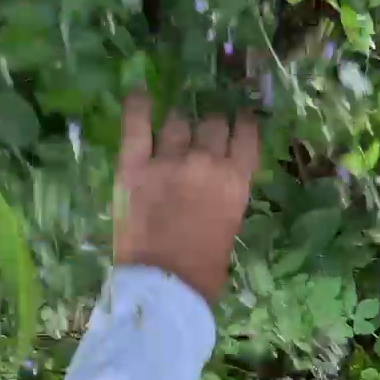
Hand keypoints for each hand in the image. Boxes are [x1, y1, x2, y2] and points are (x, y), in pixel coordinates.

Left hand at [113, 91, 258, 302]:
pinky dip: (139, 106)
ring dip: (181, 123)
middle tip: (206, 131)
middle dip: (212, 125)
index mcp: (235, 183)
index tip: (241, 119)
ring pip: (179, 122)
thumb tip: (215, 181)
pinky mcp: (133, 165)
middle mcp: (206, 163)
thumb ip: (224, 195)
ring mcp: (168, 161)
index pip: (246, 138)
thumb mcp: (229, 227)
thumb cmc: (205, 270)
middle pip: (212, 125)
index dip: (244, 124)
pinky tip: (141, 94)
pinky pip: (136, 124)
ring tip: (178, 126)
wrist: (165, 285)